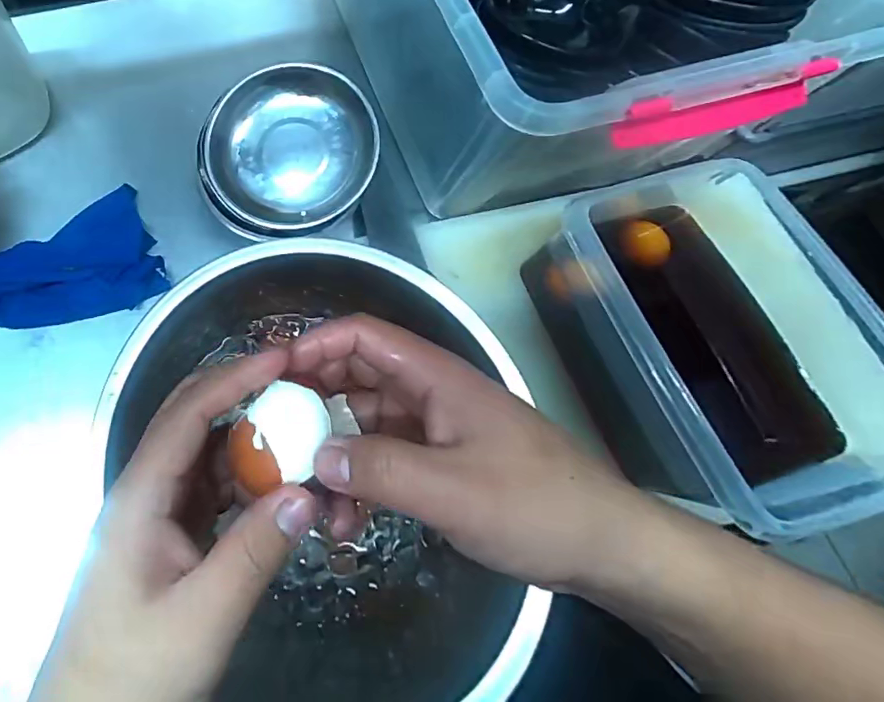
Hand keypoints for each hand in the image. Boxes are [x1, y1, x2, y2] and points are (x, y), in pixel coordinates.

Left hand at [31, 349, 320, 701]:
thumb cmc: (135, 669)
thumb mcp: (203, 616)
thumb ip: (255, 551)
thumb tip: (307, 491)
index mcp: (140, 491)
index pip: (188, 412)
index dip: (234, 378)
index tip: (281, 358)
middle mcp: (144, 487)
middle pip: (191, 419)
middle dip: (240, 393)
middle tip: (294, 382)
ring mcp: (155, 511)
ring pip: (203, 454)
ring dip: (247, 440)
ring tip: (297, 430)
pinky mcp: (167, 535)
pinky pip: (208, 489)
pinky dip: (243, 480)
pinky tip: (275, 485)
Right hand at [285, 314, 657, 590]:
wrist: (609, 549)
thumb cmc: (535, 505)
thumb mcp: (453, 491)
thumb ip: (381, 470)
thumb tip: (315, 457)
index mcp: (433, 376)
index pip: (361, 334)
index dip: (315, 343)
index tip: (274, 372)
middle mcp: (427, 391)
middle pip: (354, 374)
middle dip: (313, 400)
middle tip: (275, 431)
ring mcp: (433, 426)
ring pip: (364, 421)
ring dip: (334, 451)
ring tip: (309, 493)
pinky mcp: (438, 459)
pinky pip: (383, 456)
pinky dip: (360, 479)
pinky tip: (346, 518)